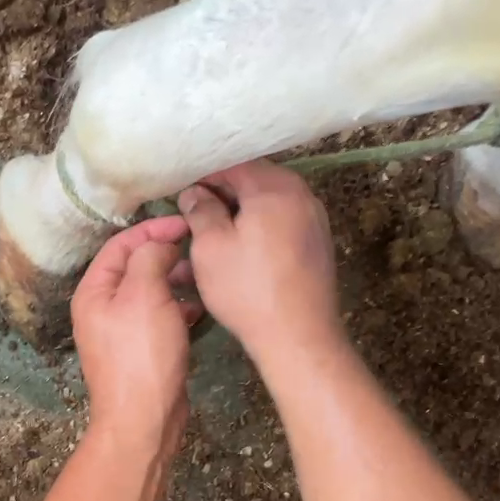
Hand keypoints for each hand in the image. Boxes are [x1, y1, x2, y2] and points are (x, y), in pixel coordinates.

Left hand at [71, 215, 200, 454]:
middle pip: (134, 267)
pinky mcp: (142, 352)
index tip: (186, 222)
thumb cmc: (141, 354)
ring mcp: (121, 332)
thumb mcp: (144, 294)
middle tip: (197, 251)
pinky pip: (160, 318)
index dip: (153, 228)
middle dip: (165, 255)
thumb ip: (150, 258)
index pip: (120, 244)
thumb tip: (161, 245)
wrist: (143, 419)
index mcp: (93, 291)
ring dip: (175, 281)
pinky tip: (199, 310)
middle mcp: (102, 309)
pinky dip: (179, 309)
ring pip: (150, 293)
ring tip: (201, 278)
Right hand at [179, 161, 344, 367]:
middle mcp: (301, 193)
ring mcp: (314, 218)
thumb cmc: (247, 289)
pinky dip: (260, 228)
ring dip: (241, 213)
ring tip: (215, 235)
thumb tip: (194, 193)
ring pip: (269, 203)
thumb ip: (200, 211)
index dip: (204, 176)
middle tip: (194, 216)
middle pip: (255, 180)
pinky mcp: (317, 243)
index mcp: (274, 186)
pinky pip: (282, 222)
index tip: (182, 194)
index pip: (233, 164)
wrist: (298, 335)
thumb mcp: (210, 248)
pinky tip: (243, 250)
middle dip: (223, 194)